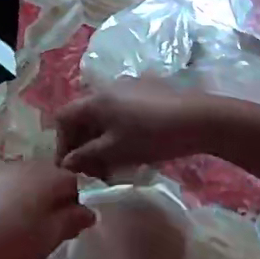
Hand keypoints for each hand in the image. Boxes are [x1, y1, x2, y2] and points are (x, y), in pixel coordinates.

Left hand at [0, 161, 93, 258]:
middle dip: (46, 198)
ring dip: (20, 200)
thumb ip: (69, 223)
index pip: (71, 180)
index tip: (67, 227)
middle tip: (40, 232)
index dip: (74, 202)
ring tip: (10, 232)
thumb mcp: (44, 245)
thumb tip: (86, 211)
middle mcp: (15, 165)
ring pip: (15, 181)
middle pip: (42, 176)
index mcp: (42, 176)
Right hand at [56, 81, 217, 177]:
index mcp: (95, 99)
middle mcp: (108, 87)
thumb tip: (66, 163)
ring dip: (101, 141)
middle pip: (83, 116)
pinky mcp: (147, 91)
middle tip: (92, 172)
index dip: (62, 144)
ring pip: (104, 116)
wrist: (197, 119)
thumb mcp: (114, 150)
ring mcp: (129, 87)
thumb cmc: (151, 135)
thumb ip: (85, 156)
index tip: (71, 169)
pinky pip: (121, 112)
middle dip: (83, 145)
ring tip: (113, 166)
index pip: (63, 118)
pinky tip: (132, 150)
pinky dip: (118, 131)